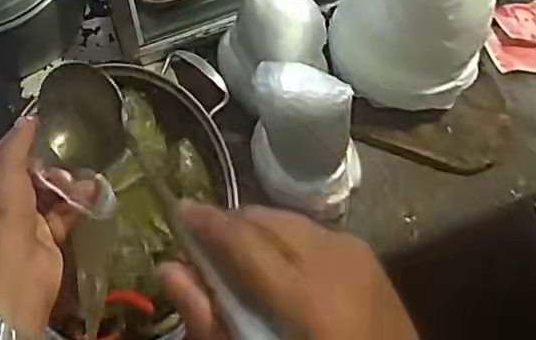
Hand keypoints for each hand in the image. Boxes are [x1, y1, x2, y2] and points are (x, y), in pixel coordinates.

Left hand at [0, 117, 88, 336]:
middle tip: (60, 160)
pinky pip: (60, 213)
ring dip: (63, 183)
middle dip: (45, 165)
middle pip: (23, 174)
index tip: (40, 124)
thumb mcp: (4, 172)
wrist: (15, 282)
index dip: (18, 140)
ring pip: (44, 193)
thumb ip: (16, 143)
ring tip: (75, 181)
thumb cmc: (0, 220)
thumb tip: (27, 119)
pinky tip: (91, 191)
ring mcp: (18, 226)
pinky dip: (75, 202)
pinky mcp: (42, 240)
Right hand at [158, 204, 418, 339]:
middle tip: (198, 241)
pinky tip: (272, 262)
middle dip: (229, 224)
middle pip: (265, 219)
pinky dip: (283, 237)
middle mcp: (336, 256)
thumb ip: (214, 324)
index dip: (206, 221)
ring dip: (255, 229)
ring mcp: (355, 249)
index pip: (245, 239)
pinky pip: (310, 230)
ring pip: (286, 219)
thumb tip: (169, 270)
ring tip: (232, 252)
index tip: (176, 209)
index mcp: (313, 296)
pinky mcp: (366, 252)